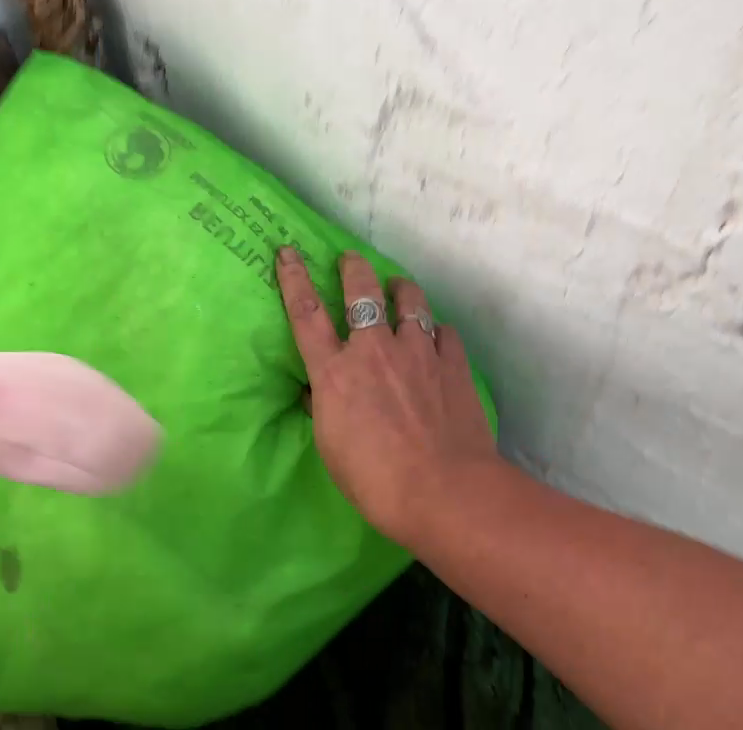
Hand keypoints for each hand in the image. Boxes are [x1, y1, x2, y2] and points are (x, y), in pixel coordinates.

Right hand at [275, 248, 499, 548]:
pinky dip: (437, 331)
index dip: (294, 278)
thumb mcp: (331, 447)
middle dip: (354, 268)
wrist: (445, 491)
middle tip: (351, 259)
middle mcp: (375, 349)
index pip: (306, 313)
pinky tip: (438, 337)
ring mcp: (419, 352)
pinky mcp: (454, 364)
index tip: (288, 251)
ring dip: (402, 289)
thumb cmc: (375, 479)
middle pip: (362, 291)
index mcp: (336, 371)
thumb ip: (324, 409)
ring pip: (411, 301)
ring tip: (399, 286)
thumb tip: (318, 392)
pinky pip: (445, 333)